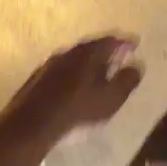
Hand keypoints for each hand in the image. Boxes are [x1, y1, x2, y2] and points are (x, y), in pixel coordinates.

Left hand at [11, 35, 144, 137]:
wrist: (29, 126)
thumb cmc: (77, 111)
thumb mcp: (111, 99)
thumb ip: (127, 80)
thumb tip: (137, 66)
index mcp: (90, 52)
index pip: (113, 40)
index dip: (126, 42)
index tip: (135, 44)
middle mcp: (70, 51)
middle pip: (93, 46)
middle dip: (106, 52)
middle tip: (117, 59)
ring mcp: (50, 64)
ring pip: (75, 58)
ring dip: (87, 64)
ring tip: (96, 74)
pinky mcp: (36, 79)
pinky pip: (61, 71)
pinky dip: (72, 74)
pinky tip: (73, 87)